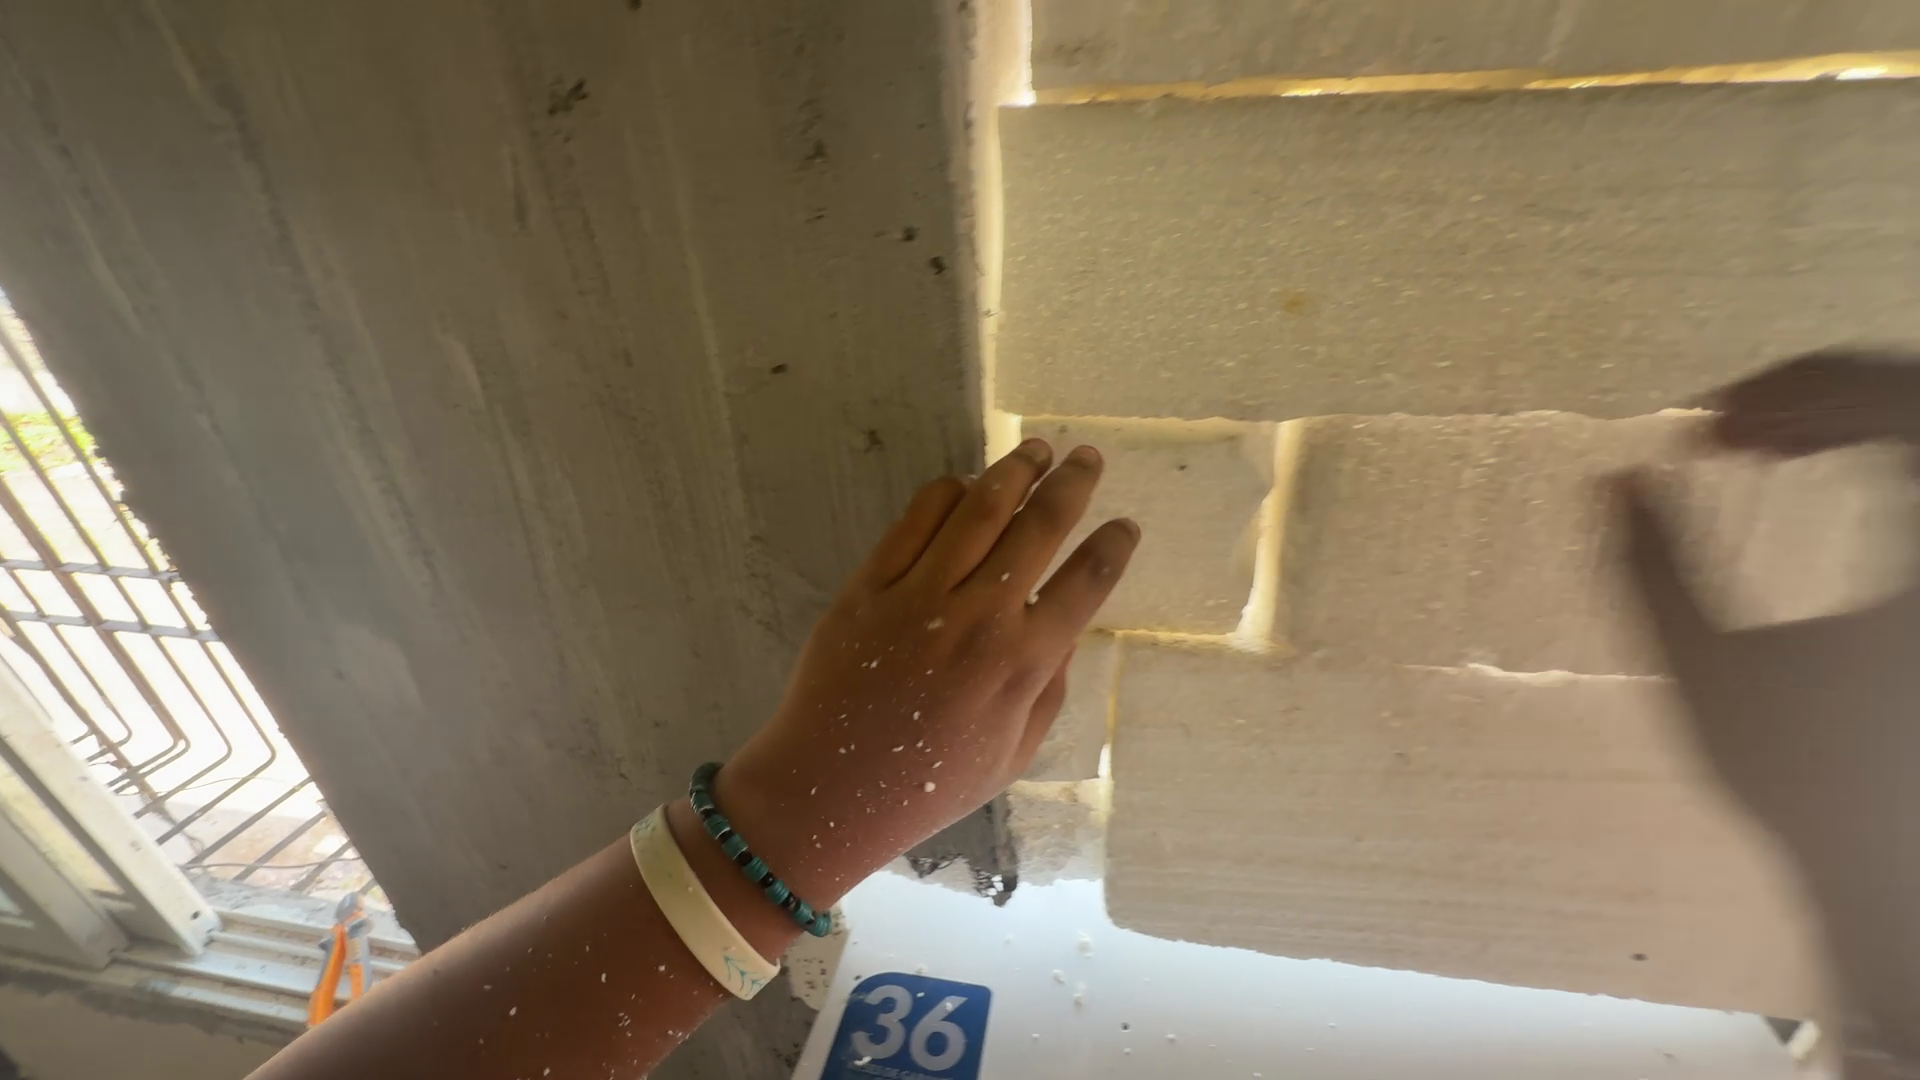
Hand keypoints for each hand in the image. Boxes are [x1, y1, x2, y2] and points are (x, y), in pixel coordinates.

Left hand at [705, 438, 1136, 907]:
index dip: (1112, 546)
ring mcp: (920, 594)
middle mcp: (978, 617)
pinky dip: (947, 491)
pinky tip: (965, 484)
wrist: (827, 792)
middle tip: (1087, 458)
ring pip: (979, 507)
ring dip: (1015, 470)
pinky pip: (915, 518)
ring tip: (1036, 450)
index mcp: (1021, 663)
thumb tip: (1063, 631)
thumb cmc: (926, 785)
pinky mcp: (870, 584)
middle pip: (1039, 526)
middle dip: (1073, 484)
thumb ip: (1048, 689)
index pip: (1085, 583)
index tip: (1125, 524)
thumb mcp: (1011, 755)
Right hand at [1613, 349, 1919, 1072]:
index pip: (1885, 398)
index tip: (1700, 432)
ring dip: (1858, 432)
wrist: (1907, 876)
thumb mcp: (1704, 669)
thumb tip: (1608, 477)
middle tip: (1733, 439)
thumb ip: (1646, 567)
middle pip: (1916, 405)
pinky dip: (1886, 476)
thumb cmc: (1806, 784)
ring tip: (1778, 458)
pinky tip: (1845, 496)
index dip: (1786, 392)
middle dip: (1822, 405)